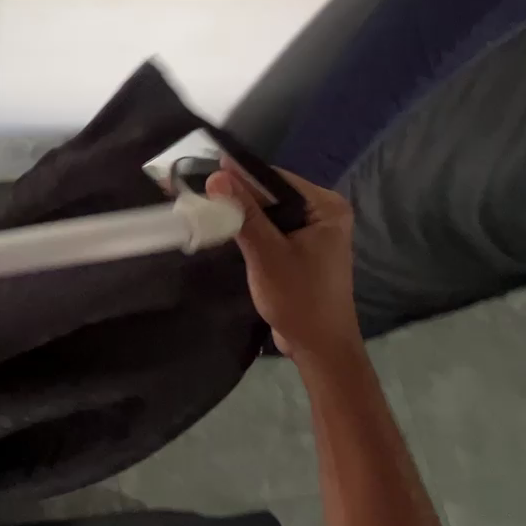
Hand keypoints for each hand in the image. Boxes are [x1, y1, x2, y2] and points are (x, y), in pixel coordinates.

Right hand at [206, 157, 361, 367]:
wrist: (319, 349)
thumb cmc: (300, 300)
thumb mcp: (267, 254)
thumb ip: (243, 214)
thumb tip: (215, 176)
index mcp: (326, 206)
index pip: (275, 179)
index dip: (239, 177)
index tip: (204, 177)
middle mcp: (323, 211)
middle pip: (270, 193)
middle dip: (237, 196)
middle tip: (199, 193)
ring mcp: (312, 230)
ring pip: (267, 210)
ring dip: (240, 213)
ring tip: (205, 208)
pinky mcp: (300, 246)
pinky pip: (270, 227)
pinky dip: (248, 227)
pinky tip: (223, 228)